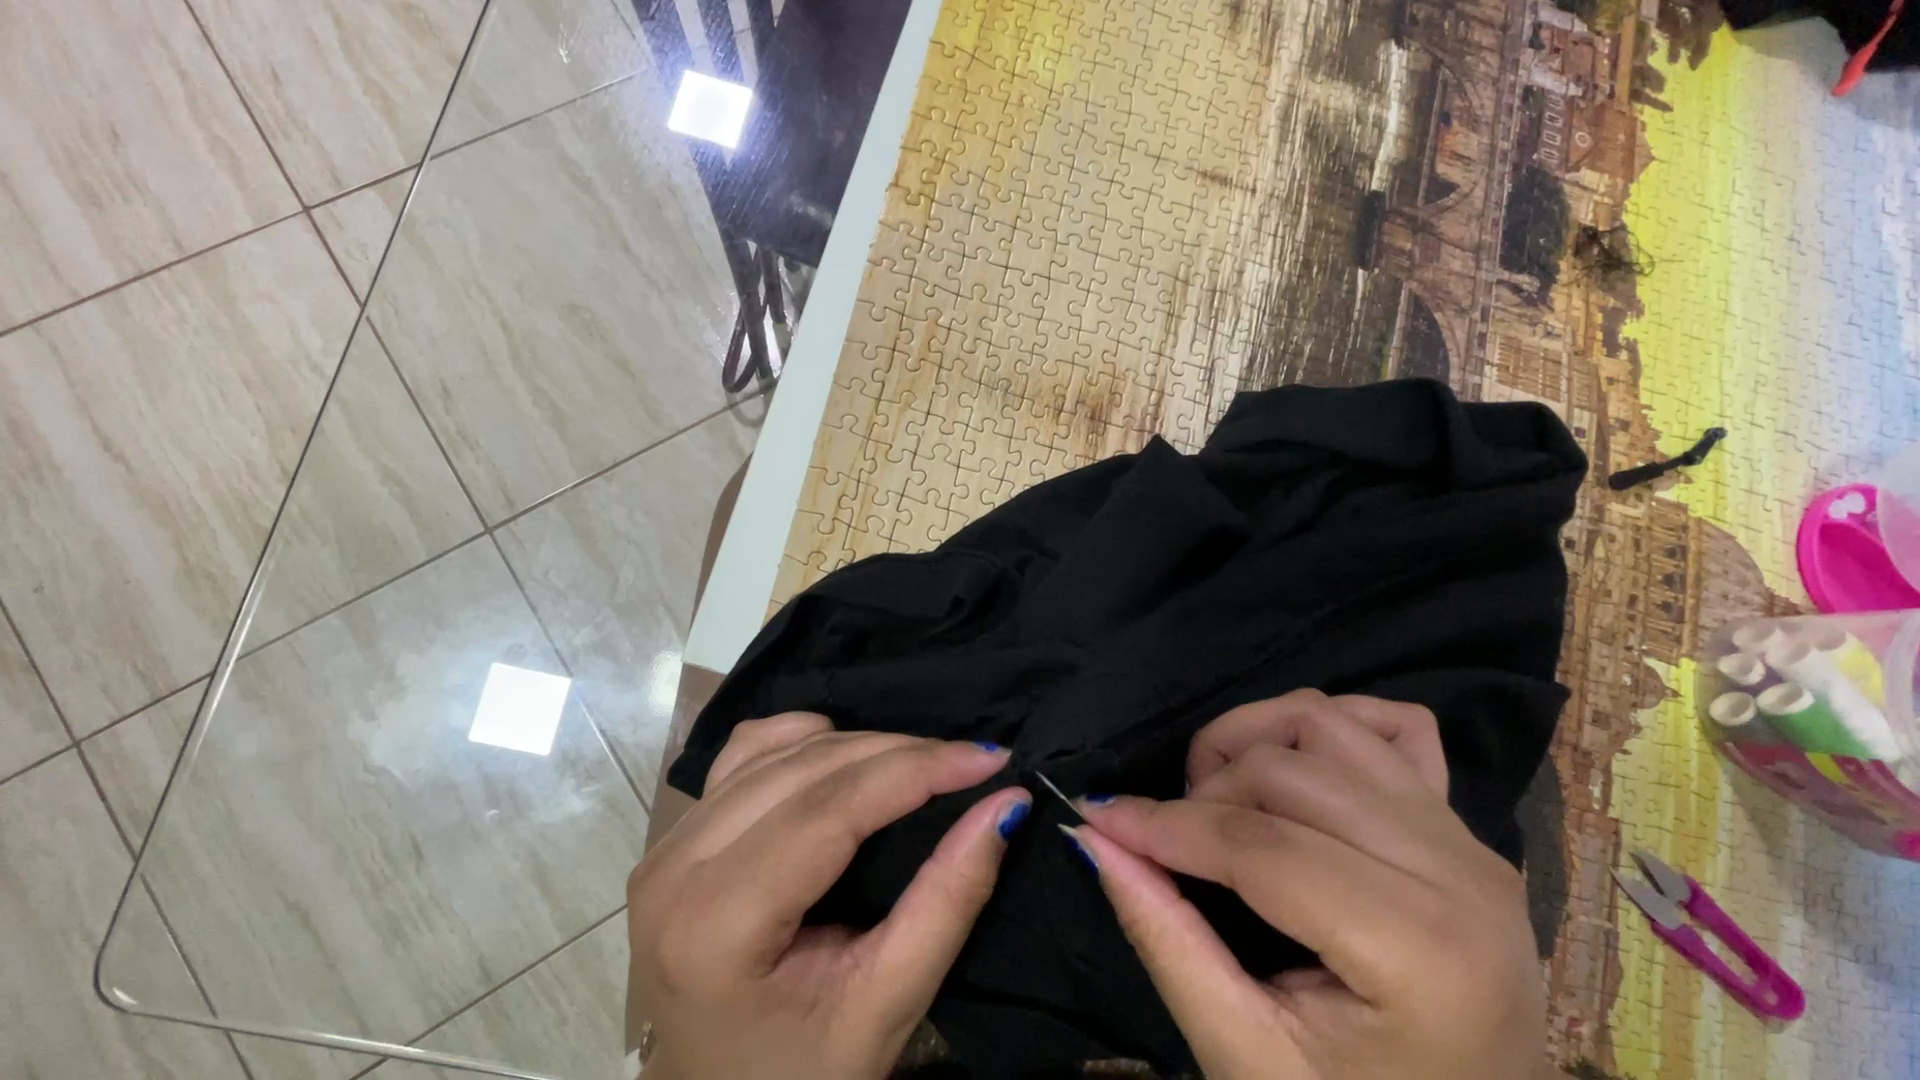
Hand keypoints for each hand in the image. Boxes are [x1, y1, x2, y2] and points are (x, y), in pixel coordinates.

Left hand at [627, 713, 1030, 1079]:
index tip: (988, 757)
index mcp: (714, 924)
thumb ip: (947, 900)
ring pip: (776, 750)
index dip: (915, 769)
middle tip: (971, 762)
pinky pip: (744, 755)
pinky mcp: (674, 837)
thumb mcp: (887, 1005)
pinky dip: (803, 742)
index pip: (829, 810)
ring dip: (858, 745)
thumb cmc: (805, 1073)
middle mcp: (675, 868)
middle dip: (898, 753)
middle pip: (804, 769)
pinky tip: (847, 762)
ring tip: (924, 767)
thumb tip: (1005, 805)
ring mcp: (666, 846)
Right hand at [1067, 690, 1544, 1079]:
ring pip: (1333, 726)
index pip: (1263, 847)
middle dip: (1203, 789)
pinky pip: (1394, 727)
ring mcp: (1469, 840)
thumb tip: (1093, 837)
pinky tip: (1291, 773)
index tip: (1097, 817)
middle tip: (1163, 838)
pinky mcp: (1464, 826)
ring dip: (1253, 743)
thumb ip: (1165, 937)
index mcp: (1421, 950)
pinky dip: (1327, 729)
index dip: (1166, 824)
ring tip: (1216, 800)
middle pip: (1292, 770)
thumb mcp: (1243, 1053)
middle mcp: (1460, 874)